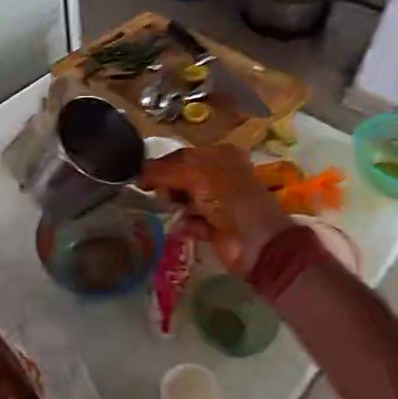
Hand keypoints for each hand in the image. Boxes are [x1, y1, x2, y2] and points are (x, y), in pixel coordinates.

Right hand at [140, 145, 294, 274]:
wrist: (257, 242)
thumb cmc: (229, 200)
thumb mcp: (196, 175)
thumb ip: (165, 170)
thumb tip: (140, 172)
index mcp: (220, 156)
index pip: (181, 156)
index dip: (160, 166)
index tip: (141, 180)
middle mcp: (219, 176)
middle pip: (180, 177)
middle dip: (168, 186)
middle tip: (164, 196)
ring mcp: (217, 202)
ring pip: (183, 199)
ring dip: (175, 205)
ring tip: (174, 211)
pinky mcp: (214, 226)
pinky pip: (189, 222)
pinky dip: (184, 224)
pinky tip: (184, 226)